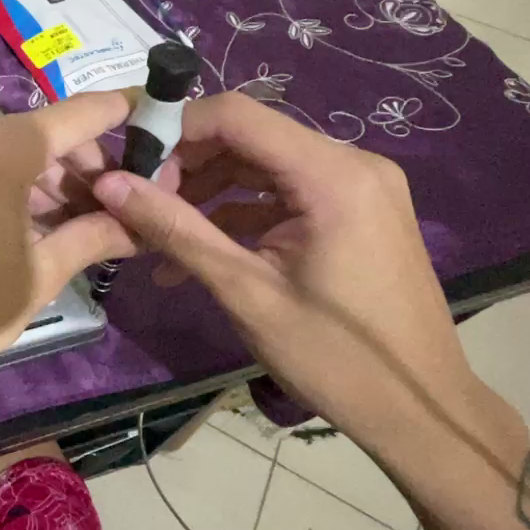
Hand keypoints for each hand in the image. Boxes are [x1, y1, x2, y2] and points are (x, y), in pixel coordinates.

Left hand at [0, 91, 136, 408]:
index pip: (84, 113)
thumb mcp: (41, 274)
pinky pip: (0, 169)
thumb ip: (95, 236)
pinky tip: (60, 228)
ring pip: (29, 154)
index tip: (172, 130)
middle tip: (137, 209)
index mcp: (5, 149)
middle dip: (98, 168)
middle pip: (56, 135)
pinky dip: (32, 191)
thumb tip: (140, 223)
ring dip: (66, 185)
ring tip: (104, 229)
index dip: (130, 115)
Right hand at [91, 92, 516, 459]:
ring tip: (158, 231)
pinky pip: (281, 191)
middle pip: (246, 135)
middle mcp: (352, 164)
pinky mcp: (354, 210)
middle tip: (139, 204)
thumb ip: (175, 229)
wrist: (422, 414)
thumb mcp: (244, 291)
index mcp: (333, 175)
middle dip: (185, 164)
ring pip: (259, 162)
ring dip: (205, 190)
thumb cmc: (335, 356)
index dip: (173, 129)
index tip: (130, 167)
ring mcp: (357, 186)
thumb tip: (107, 184)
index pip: (235, 115)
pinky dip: (237, 211)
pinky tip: (198, 248)